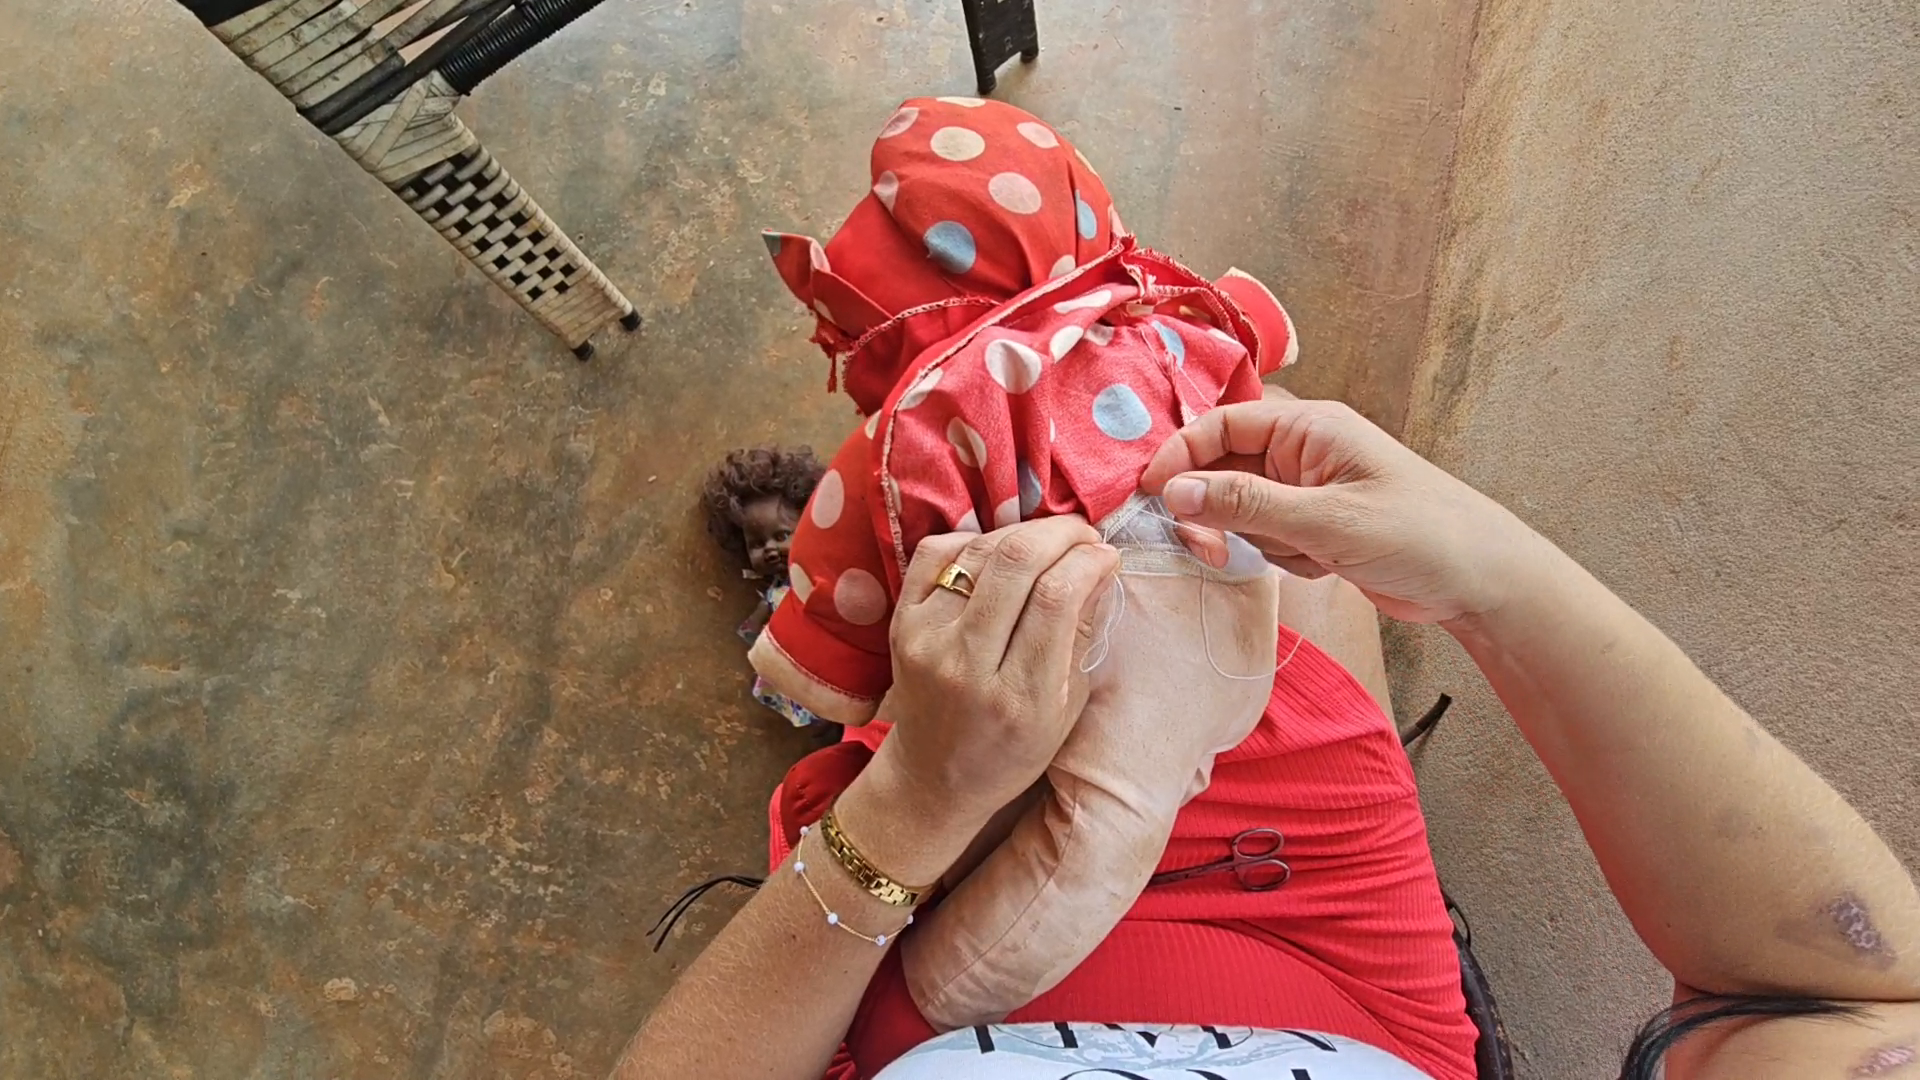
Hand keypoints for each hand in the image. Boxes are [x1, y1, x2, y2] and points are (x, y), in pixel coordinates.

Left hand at [838, 518, 1118, 881]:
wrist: (932, 776)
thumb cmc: (1010, 751)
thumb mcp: (1064, 710)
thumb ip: (1083, 636)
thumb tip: (1101, 566)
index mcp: (1017, 697)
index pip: (1056, 598)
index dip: (1088, 561)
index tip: (1107, 555)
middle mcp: (965, 663)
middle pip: (1016, 562)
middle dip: (1060, 533)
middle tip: (1083, 535)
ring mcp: (925, 637)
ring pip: (979, 550)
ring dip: (1023, 532)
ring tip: (1048, 541)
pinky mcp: (900, 621)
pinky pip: (937, 552)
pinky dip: (974, 539)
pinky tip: (999, 552)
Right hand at [1138, 397, 1545, 623]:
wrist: (1484, 585)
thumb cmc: (1420, 535)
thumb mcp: (1326, 520)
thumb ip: (1245, 504)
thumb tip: (1172, 491)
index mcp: (1307, 427)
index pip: (1221, 426)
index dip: (1180, 455)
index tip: (1149, 493)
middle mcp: (1298, 452)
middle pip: (1221, 469)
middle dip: (1212, 509)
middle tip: (1207, 547)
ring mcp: (1302, 490)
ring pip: (1237, 508)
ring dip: (1247, 537)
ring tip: (1292, 557)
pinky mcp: (1308, 525)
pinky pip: (1261, 535)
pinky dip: (1274, 555)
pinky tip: (1317, 566)